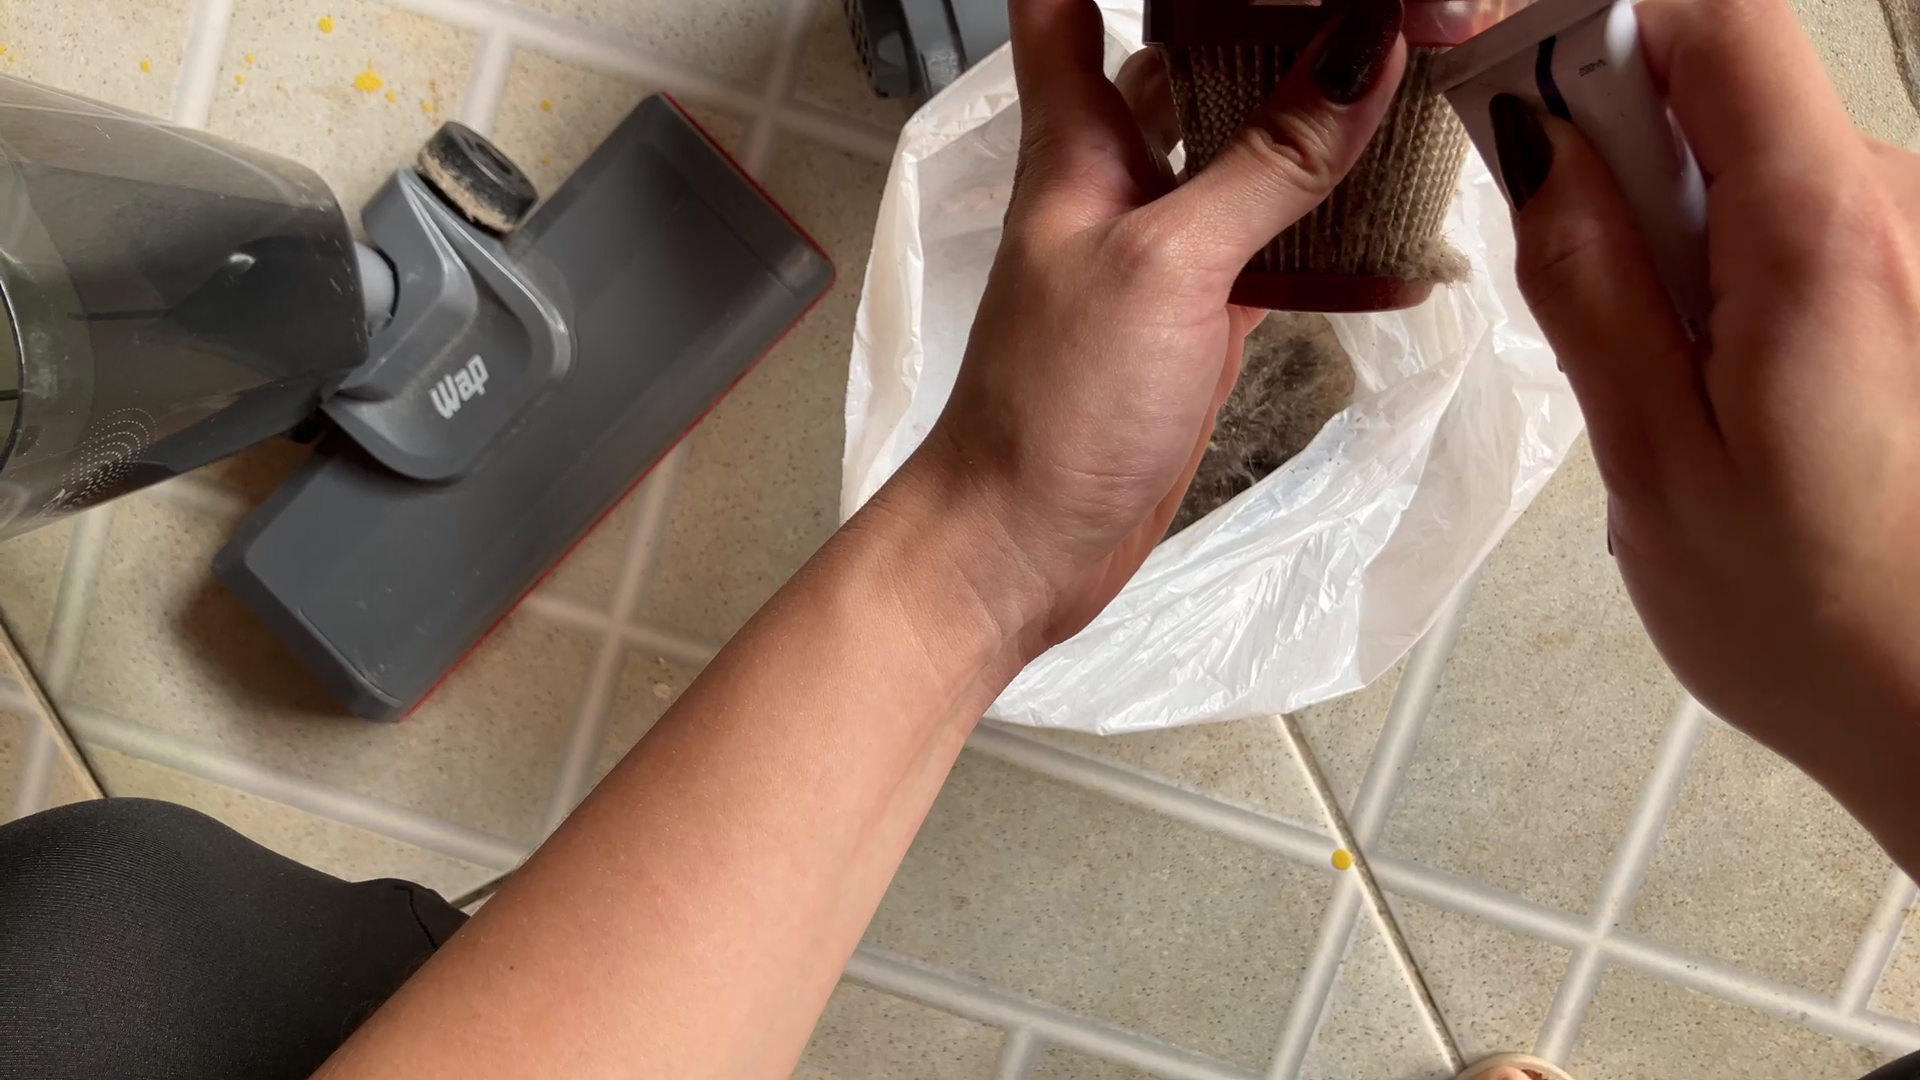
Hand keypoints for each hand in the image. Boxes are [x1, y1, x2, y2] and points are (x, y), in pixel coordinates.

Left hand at [891, 0, 1408, 650]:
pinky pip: (1274, 257)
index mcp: (1077, 142)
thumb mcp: (1160, 264)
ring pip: (1247, 160)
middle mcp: (1121, 184)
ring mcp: (1165, 255)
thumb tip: (1368, 49)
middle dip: (1275, 25)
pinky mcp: (1198, 322)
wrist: (1029, 534)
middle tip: (1385, 10)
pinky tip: (1406, 240)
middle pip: (1190, 67)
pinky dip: (1332, 247)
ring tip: (1427, 83)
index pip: (1068, 7)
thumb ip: (1261, 164)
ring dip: (1322, 128)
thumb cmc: (1060, 400)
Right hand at [1496, 0, 1919, 856]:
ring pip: (1735, 160)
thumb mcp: (1647, 450)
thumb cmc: (1789, 600)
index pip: (1719, 37)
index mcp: (1822, 249)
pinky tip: (1663, 351)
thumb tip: (1540, 162)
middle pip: (1722, 89)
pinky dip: (1682, 250)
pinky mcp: (1886, 293)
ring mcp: (1898, 252)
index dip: (1602, 24)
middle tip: (1529, 235)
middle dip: (1597, 130)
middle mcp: (1891, 217)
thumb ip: (1593, 296)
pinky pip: (1763, 220)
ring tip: (1605, 332)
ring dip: (1635, 206)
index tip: (1506, 67)